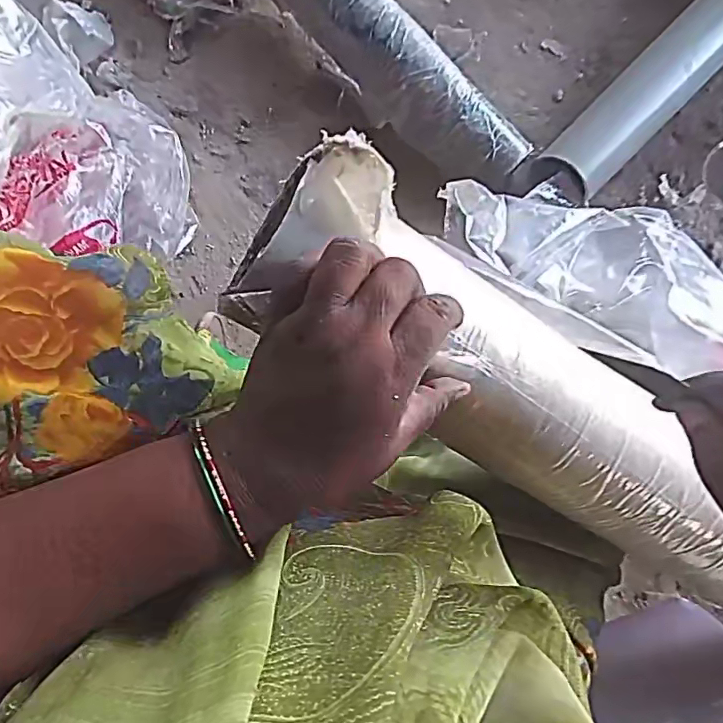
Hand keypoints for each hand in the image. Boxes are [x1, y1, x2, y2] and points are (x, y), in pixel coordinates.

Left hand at [205, 238, 467, 538]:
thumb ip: (428, 406)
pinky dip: (319, 268)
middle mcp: (357, 336)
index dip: (446, 311)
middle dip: (410, 284)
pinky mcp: (280, 318)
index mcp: (391, 371)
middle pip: (398, 274)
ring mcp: (315, 322)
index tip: (442, 319)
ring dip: (367, 263)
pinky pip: (301, 271)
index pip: (434, 313)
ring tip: (367, 285)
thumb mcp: (391, 443)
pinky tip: (328, 288)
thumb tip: (459, 384)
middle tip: (402, 305)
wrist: (263, 467)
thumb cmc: (332, 464)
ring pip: (350, 255)